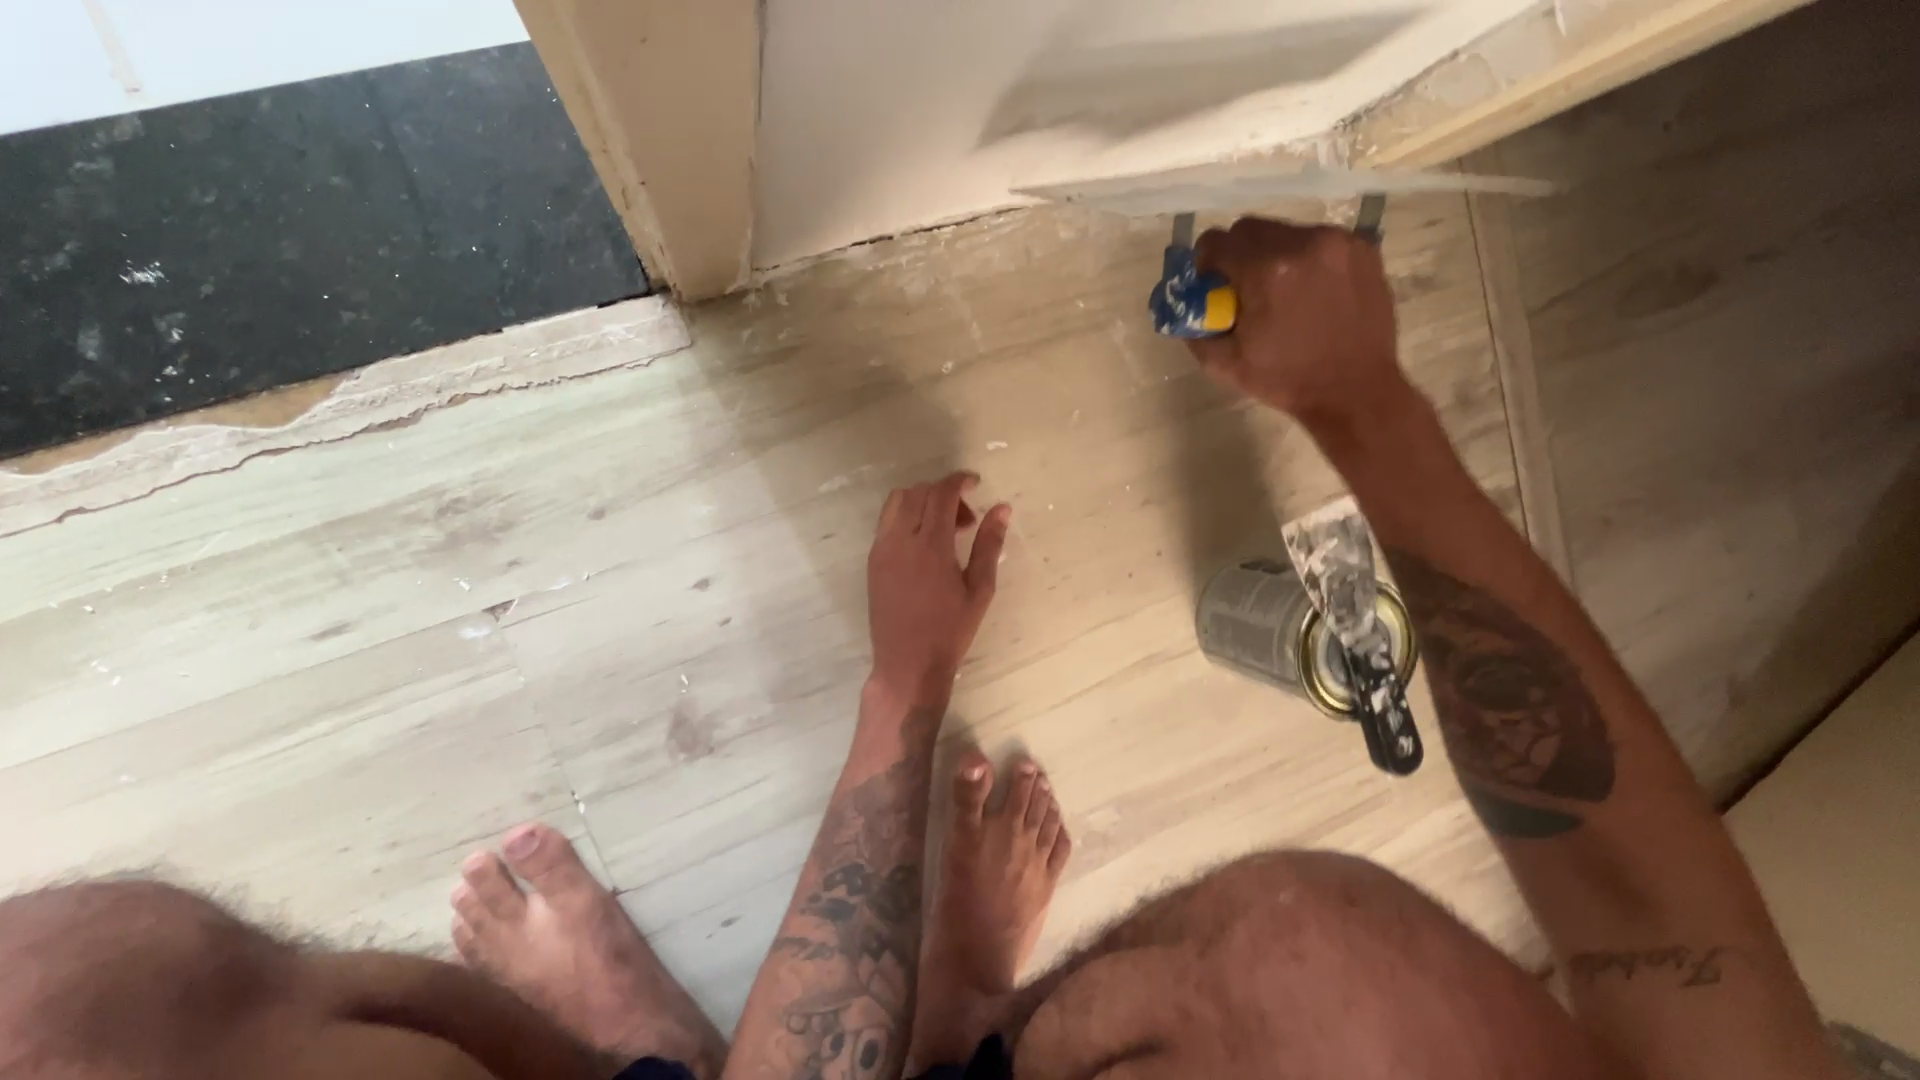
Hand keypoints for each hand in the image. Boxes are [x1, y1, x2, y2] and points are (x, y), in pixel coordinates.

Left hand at [867, 471, 1010, 705]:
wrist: (907, 663)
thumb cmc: (950, 631)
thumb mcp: (979, 589)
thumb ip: (989, 545)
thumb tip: (1002, 508)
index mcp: (930, 546)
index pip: (941, 493)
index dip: (959, 480)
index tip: (975, 483)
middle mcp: (900, 540)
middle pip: (918, 492)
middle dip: (944, 494)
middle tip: (967, 520)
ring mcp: (881, 550)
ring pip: (897, 502)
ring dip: (922, 502)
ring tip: (944, 529)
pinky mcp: (872, 561)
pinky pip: (886, 522)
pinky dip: (906, 518)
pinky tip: (924, 544)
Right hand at [1189, 217, 1406, 420]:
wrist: (1355, 390)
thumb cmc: (1286, 380)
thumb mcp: (1225, 364)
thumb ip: (1196, 329)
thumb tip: (1186, 307)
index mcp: (1266, 271)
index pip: (1217, 240)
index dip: (1205, 261)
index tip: (1210, 282)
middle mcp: (1303, 244)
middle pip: (1251, 228)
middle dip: (1238, 254)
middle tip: (1241, 285)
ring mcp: (1337, 243)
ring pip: (1286, 232)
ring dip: (1273, 254)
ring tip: (1280, 291)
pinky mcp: (1362, 249)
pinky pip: (1319, 241)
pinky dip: (1306, 259)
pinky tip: (1310, 290)